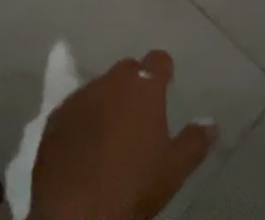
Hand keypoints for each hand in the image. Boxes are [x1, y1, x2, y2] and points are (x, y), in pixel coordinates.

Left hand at [31, 50, 215, 219]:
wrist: (75, 213)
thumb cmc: (133, 185)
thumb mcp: (174, 169)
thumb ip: (195, 141)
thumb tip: (210, 124)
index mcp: (143, 87)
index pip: (158, 60)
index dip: (164, 71)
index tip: (167, 84)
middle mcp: (110, 82)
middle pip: (127, 70)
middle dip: (135, 84)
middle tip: (141, 114)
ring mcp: (79, 98)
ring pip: (99, 87)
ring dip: (108, 100)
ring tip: (112, 131)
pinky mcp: (54, 119)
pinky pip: (75, 108)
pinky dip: (83, 118)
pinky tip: (85, 144)